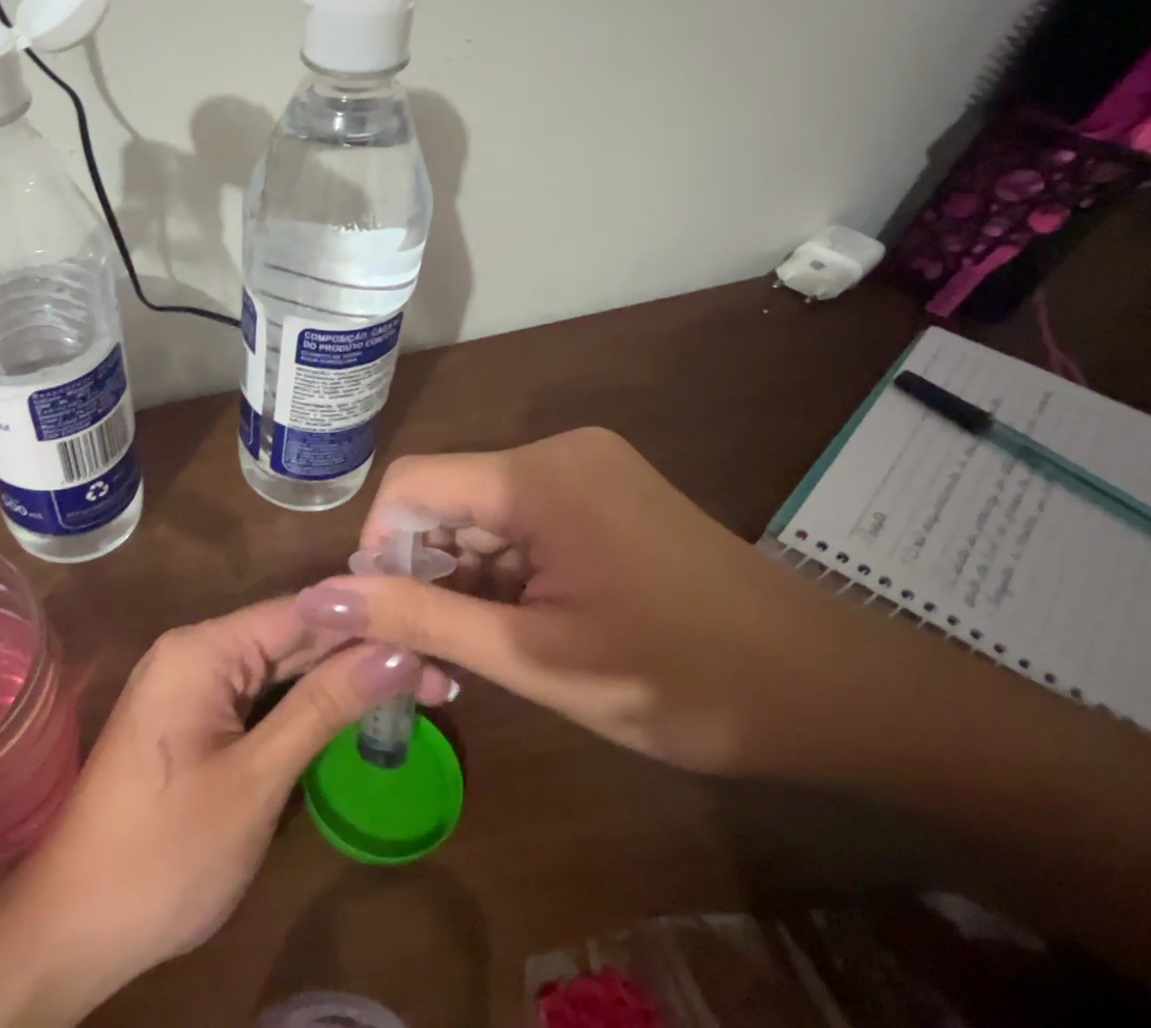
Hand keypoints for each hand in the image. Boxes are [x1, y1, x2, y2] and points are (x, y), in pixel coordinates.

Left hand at [4, 599, 455, 1003]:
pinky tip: (356, 714)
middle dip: (364, 655)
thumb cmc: (167, 851)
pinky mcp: (194, 725)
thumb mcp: (256, 777)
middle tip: (443, 677)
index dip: (372, 622)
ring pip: (280, 671)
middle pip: (294, 638)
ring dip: (341, 682)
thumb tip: (398, 651)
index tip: (438, 639)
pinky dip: (306, 710)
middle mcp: (194, 654)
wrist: (78, 922)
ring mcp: (191, 690)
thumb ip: (322, 707)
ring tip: (420, 693)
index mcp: (201, 650)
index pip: (304, 612)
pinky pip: (259, 701)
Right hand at [294, 427, 927, 780]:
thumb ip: (419, 620)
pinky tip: (511, 640)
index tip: (389, 626)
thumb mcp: (533, 658)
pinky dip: (500, 584)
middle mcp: (557, 456)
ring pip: (479, 524)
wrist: (832, 695)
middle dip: (421, 581)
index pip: (408, 486)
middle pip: (443, 505)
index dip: (378, 554)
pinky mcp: (605, 503)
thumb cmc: (680, 680)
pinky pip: (521, 533)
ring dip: (460, 590)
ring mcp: (587, 477)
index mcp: (538, 477)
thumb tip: (318, 601)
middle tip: (429, 668)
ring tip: (469, 668)